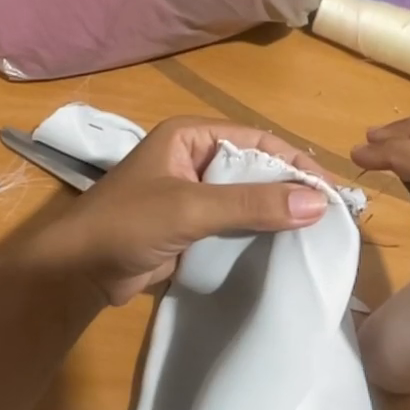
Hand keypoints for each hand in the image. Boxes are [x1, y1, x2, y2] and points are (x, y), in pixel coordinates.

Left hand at [24, 116, 332, 304]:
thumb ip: (252, 204)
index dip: (297, 164)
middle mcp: (195, 159)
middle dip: (291, 189)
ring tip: (317, 234)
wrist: (76, 273)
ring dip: (277, 214)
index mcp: (191, 137)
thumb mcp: (191, 209)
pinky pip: (234, 225)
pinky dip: (258, 234)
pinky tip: (283, 249)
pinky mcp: (192, 227)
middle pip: (256, 169)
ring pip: (247, 199)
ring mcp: (192, 195)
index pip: (258, 141)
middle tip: (331, 215)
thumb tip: (318, 203)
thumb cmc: (126, 226)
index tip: (332, 192)